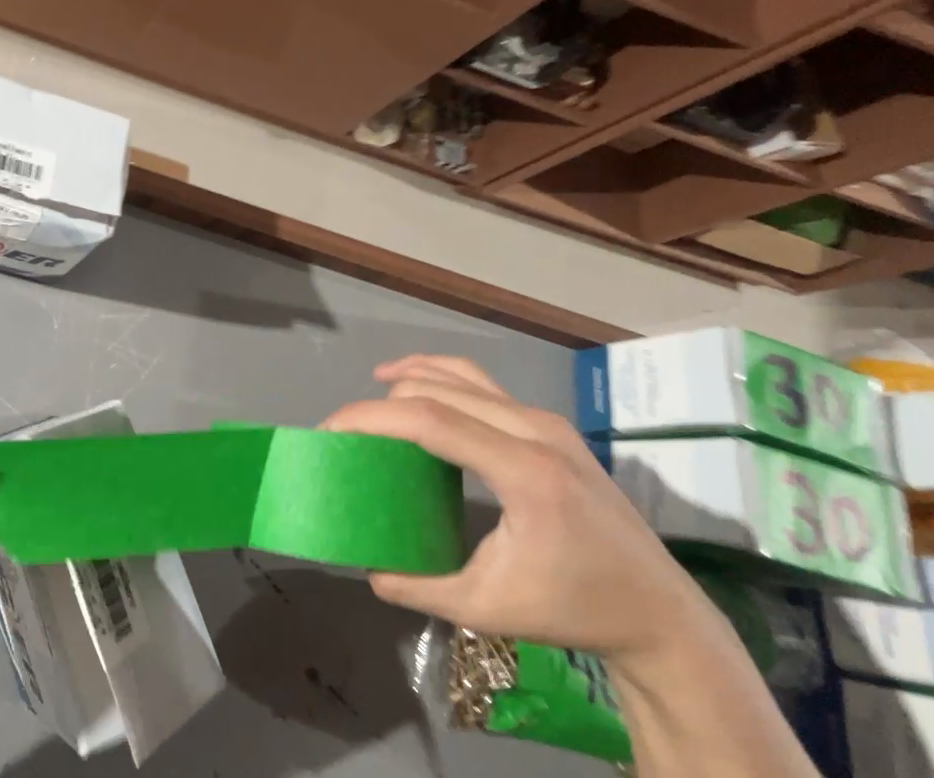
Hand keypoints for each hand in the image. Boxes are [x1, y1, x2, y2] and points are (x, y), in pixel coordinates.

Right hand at [321, 355, 708, 660]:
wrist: (661, 613)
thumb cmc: (575, 609)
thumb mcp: (486, 609)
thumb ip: (417, 588)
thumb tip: (367, 568)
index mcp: (524, 472)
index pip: (429, 419)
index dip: (370, 417)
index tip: (329, 431)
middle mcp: (537, 433)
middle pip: (438, 389)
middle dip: (379, 404)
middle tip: (344, 434)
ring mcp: (548, 425)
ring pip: (462, 376)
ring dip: (408, 381)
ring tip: (370, 403)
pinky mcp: (551, 428)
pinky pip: (484, 385)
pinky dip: (440, 378)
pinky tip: (414, 385)